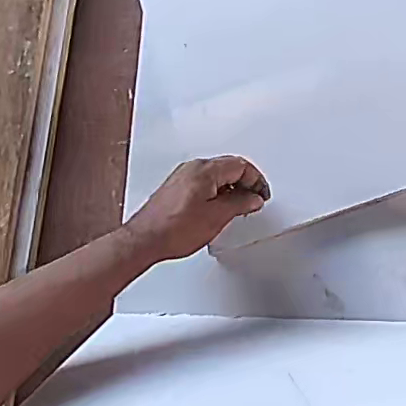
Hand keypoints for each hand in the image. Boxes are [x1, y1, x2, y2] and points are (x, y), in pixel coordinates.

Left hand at [122, 156, 269, 261]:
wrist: (145, 239)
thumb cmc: (172, 229)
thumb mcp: (216, 217)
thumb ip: (240, 204)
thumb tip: (252, 198)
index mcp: (204, 170)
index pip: (240, 165)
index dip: (256, 180)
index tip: (261, 195)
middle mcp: (192, 168)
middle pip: (228, 166)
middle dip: (245, 183)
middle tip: (253, 200)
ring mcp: (182, 176)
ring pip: (216, 174)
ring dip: (231, 188)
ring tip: (238, 207)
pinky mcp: (176, 187)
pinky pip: (203, 182)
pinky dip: (216, 191)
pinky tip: (217, 208)